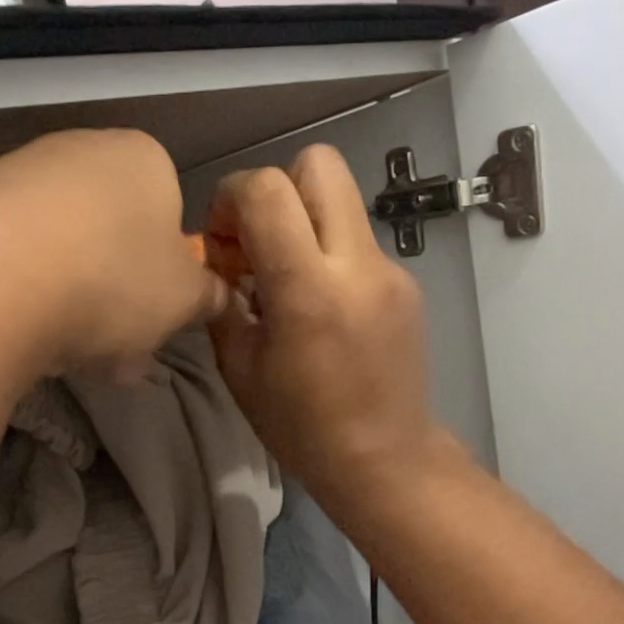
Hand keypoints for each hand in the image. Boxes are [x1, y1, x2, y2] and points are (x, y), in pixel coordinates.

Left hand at [0, 129, 228, 379]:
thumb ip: (206, 296)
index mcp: (145, 159)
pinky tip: (21, 333)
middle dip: (119, 294)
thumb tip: (215, 295)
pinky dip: (25, 294)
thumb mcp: (183, 300)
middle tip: (116, 350)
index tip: (157, 319)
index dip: (168, 275)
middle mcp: (82, 150)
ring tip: (66, 354)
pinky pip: (14, 257)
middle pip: (113, 233)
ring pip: (63, 249)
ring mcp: (20, 173)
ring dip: (72, 301)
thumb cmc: (112, 280)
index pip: (170, 215)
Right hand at [205, 145, 450, 504]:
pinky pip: (358, 240)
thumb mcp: (240, 368)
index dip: (232, 197)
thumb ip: (223, 302)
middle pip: (318, 164)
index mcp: (307, 290)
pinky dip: (329, 254)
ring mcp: (389, 271)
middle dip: (277, 187)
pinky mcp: (406, 283)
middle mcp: (356, 265)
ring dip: (304, 221)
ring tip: (287, 278)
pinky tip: (321, 306)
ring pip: (342, 199)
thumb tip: (217, 263)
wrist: (384, 459)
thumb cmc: (301, 427)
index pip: (268, 188)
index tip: (223, 239)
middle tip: (259, 240)